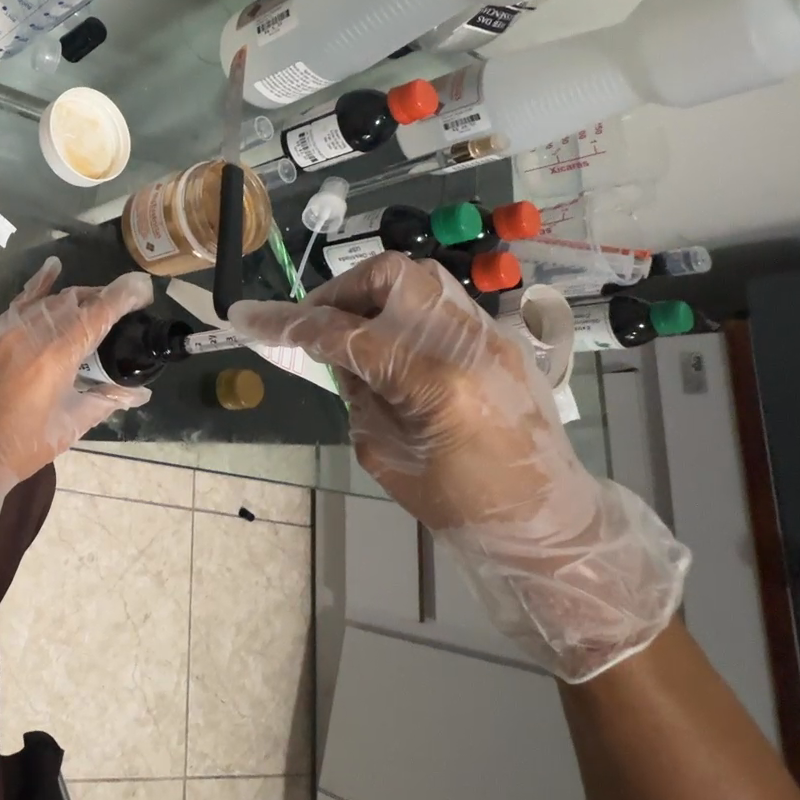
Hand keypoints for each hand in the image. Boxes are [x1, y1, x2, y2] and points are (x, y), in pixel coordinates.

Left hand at [0, 257, 153, 560]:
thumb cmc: (21, 444)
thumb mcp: (70, 425)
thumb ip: (106, 401)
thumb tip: (139, 392)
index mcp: (57, 353)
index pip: (98, 312)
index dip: (123, 296)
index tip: (142, 289)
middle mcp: (32, 332)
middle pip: (73, 301)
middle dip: (101, 298)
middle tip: (123, 307)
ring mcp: (6, 330)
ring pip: (47, 300)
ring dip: (73, 298)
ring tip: (94, 301)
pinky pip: (19, 304)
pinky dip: (37, 288)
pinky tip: (50, 271)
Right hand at [229, 253, 689, 681]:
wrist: (551, 521)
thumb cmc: (459, 504)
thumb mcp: (383, 453)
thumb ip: (356, 393)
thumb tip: (335, 356)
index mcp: (434, 382)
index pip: (344, 333)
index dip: (288, 323)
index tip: (248, 318)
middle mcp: (468, 345)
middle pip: (390, 278)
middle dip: (340, 292)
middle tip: (316, 324)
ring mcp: (492, 337)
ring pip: (420, 280)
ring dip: (372, 297)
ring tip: (351, 334)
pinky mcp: (502, 341)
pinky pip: (439, 306)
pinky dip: (402, 315)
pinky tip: (391, 351)